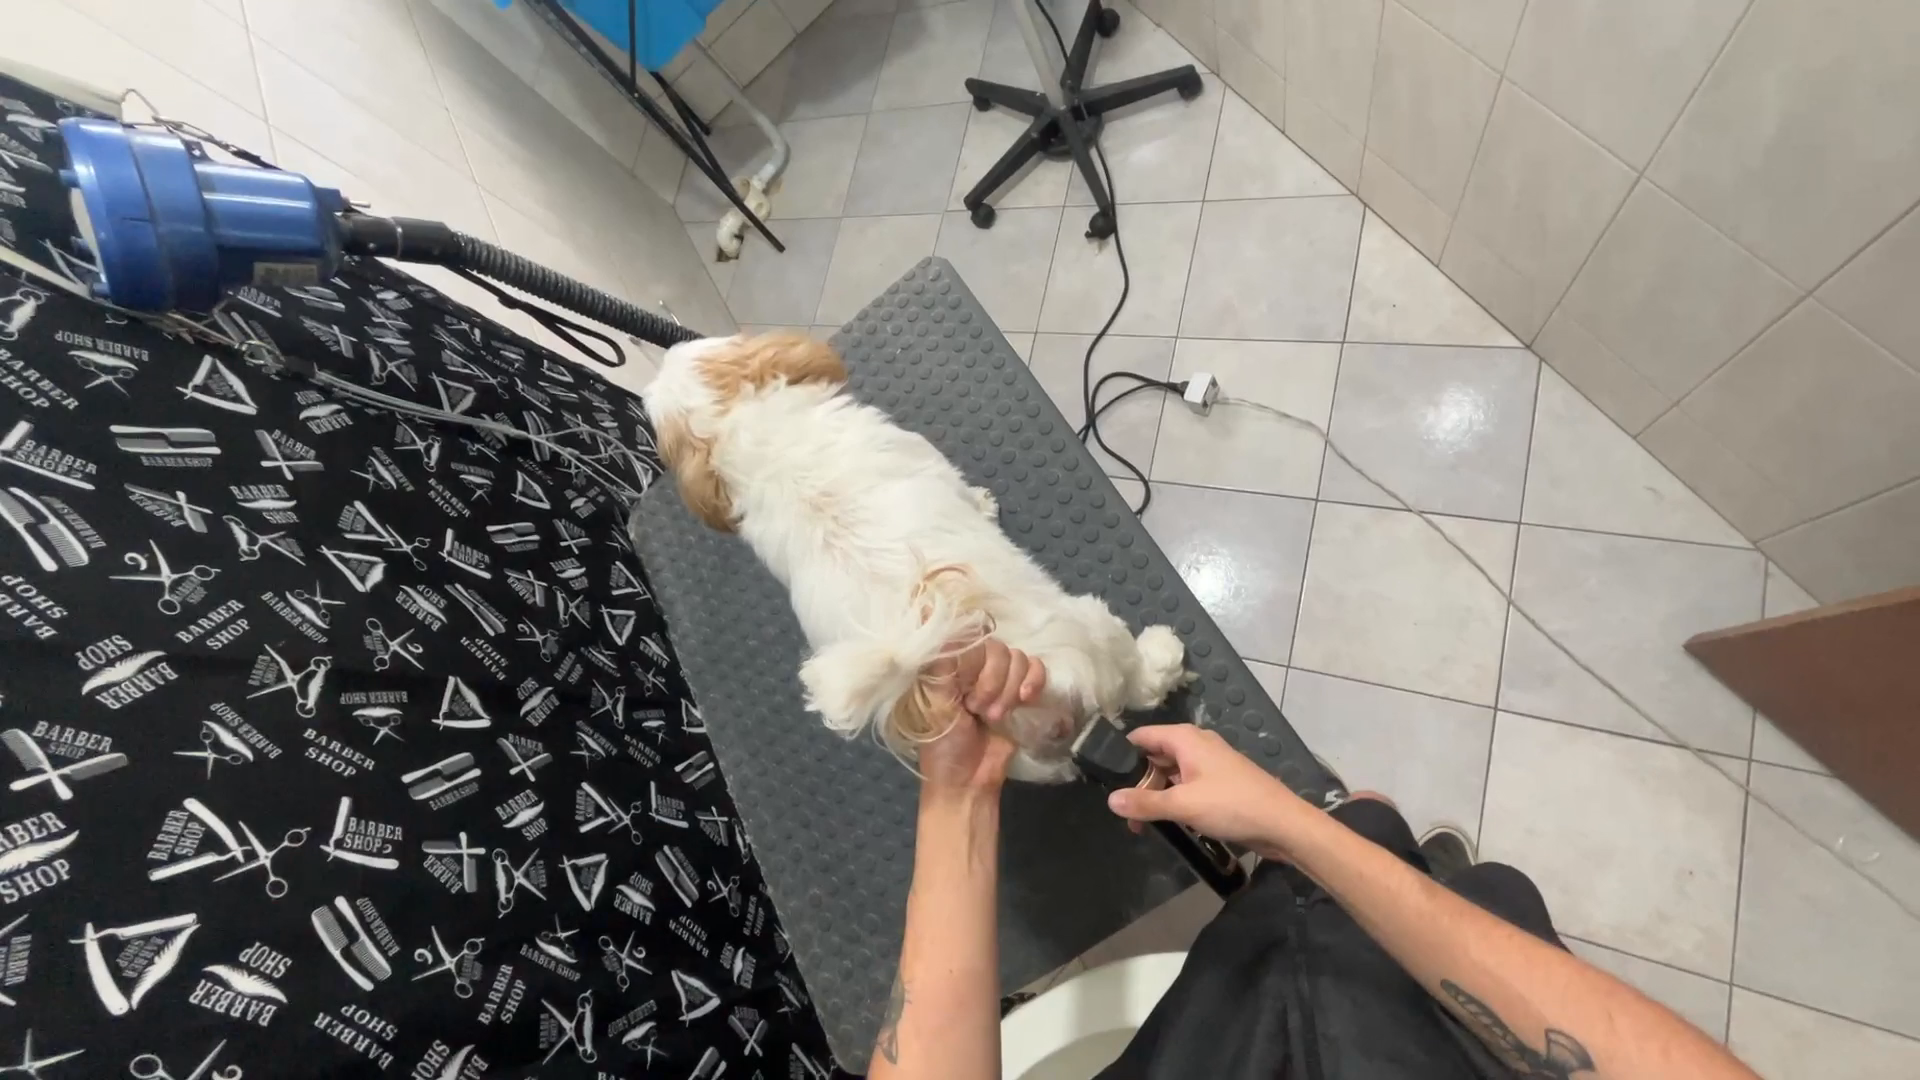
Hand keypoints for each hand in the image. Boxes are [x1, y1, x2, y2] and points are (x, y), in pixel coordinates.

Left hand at [916, 640, 1047, 793]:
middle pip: (998, 649)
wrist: (969, 782)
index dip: (976, 666)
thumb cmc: (944, 745)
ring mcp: (999, 678)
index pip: (973, 639)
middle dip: (993, 683)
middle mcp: (973, 667)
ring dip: (1009, 690)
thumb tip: (929, 616)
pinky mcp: (1020, 692)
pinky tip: (1026, 698)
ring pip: (1017, 658)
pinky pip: (1035, 668)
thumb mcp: (935, 702)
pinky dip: (1034, 680)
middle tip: (979, 711)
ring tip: (995, 717)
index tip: (966, 694)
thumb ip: (938, 661)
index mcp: (949, 665)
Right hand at [1104, 724, 1317, 857]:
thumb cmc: (1231, 805)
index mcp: (1185, 738)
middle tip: (1124, 811)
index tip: (1104, 777)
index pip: (1141, 736)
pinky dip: (1174, 799)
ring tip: (1141, 824)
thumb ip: (1145, 803)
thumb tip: (1110, 801)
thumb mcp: (1183, 805)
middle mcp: (1195, 744)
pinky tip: (1168, 822)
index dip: (1121, 754)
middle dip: (1138, 782)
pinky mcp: (1220, 782)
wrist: (1284, 825)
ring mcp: (1209, 763)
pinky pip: (1187, 785)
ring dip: (1156, 795)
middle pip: (1154, 756)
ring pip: (1171, 773)